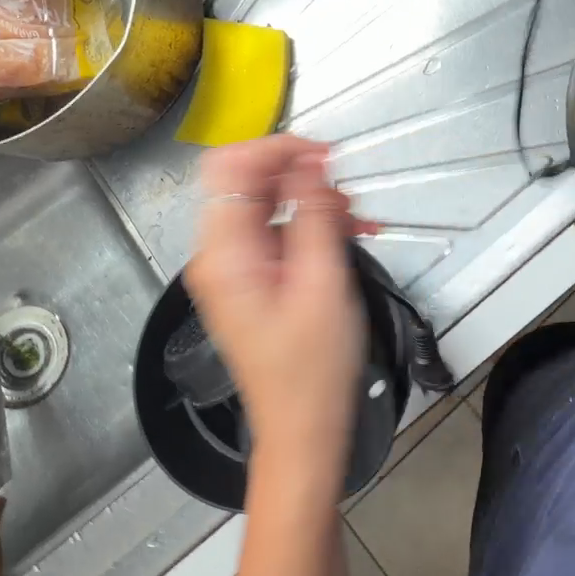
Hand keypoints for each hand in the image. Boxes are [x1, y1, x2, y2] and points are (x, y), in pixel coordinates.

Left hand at [186, 136, 366, 455]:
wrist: (303, 428)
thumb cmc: (312, 369)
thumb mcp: (323, 282)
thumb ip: (314, 214)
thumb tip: (309, 162)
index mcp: (225, 254)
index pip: (231, 165)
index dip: (277, 148)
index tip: (323, 155)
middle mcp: (219, 254)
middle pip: (248, 180)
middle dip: (301, 175)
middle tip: (344, 191)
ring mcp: (234, 266)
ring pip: (267, 201)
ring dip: (312, 199)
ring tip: (355, 219)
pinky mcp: (252, 277)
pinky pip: (277, 228)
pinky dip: (311, 223)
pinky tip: (347, 234)